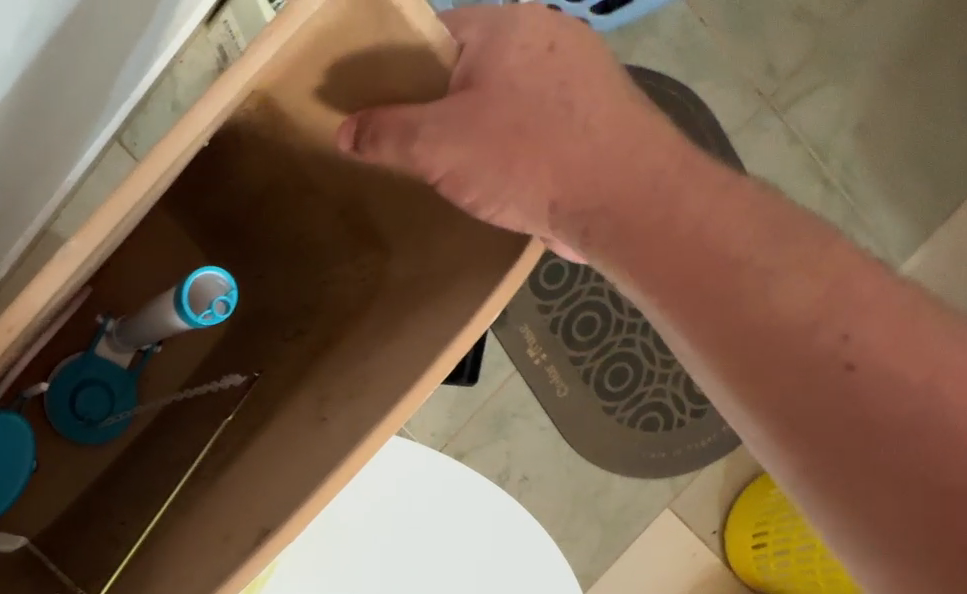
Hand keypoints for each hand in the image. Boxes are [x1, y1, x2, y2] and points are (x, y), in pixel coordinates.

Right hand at [335, 6, 689, 259]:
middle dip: (427, 101)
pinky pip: (526, 115)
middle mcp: (545, 32)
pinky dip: (500, 138)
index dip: (393, 67)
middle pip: (463, 63)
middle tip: (395, 141)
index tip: (368, 104)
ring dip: (465, 123)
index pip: (432, 32)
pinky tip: (486, 172)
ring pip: (496, 91)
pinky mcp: (589, 108)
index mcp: (506, 24)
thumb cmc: (522, 156)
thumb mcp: (433, 146)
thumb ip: (383, 133)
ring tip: (437, 162)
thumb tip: (344, 130)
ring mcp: (574, 70)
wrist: (622, 196)